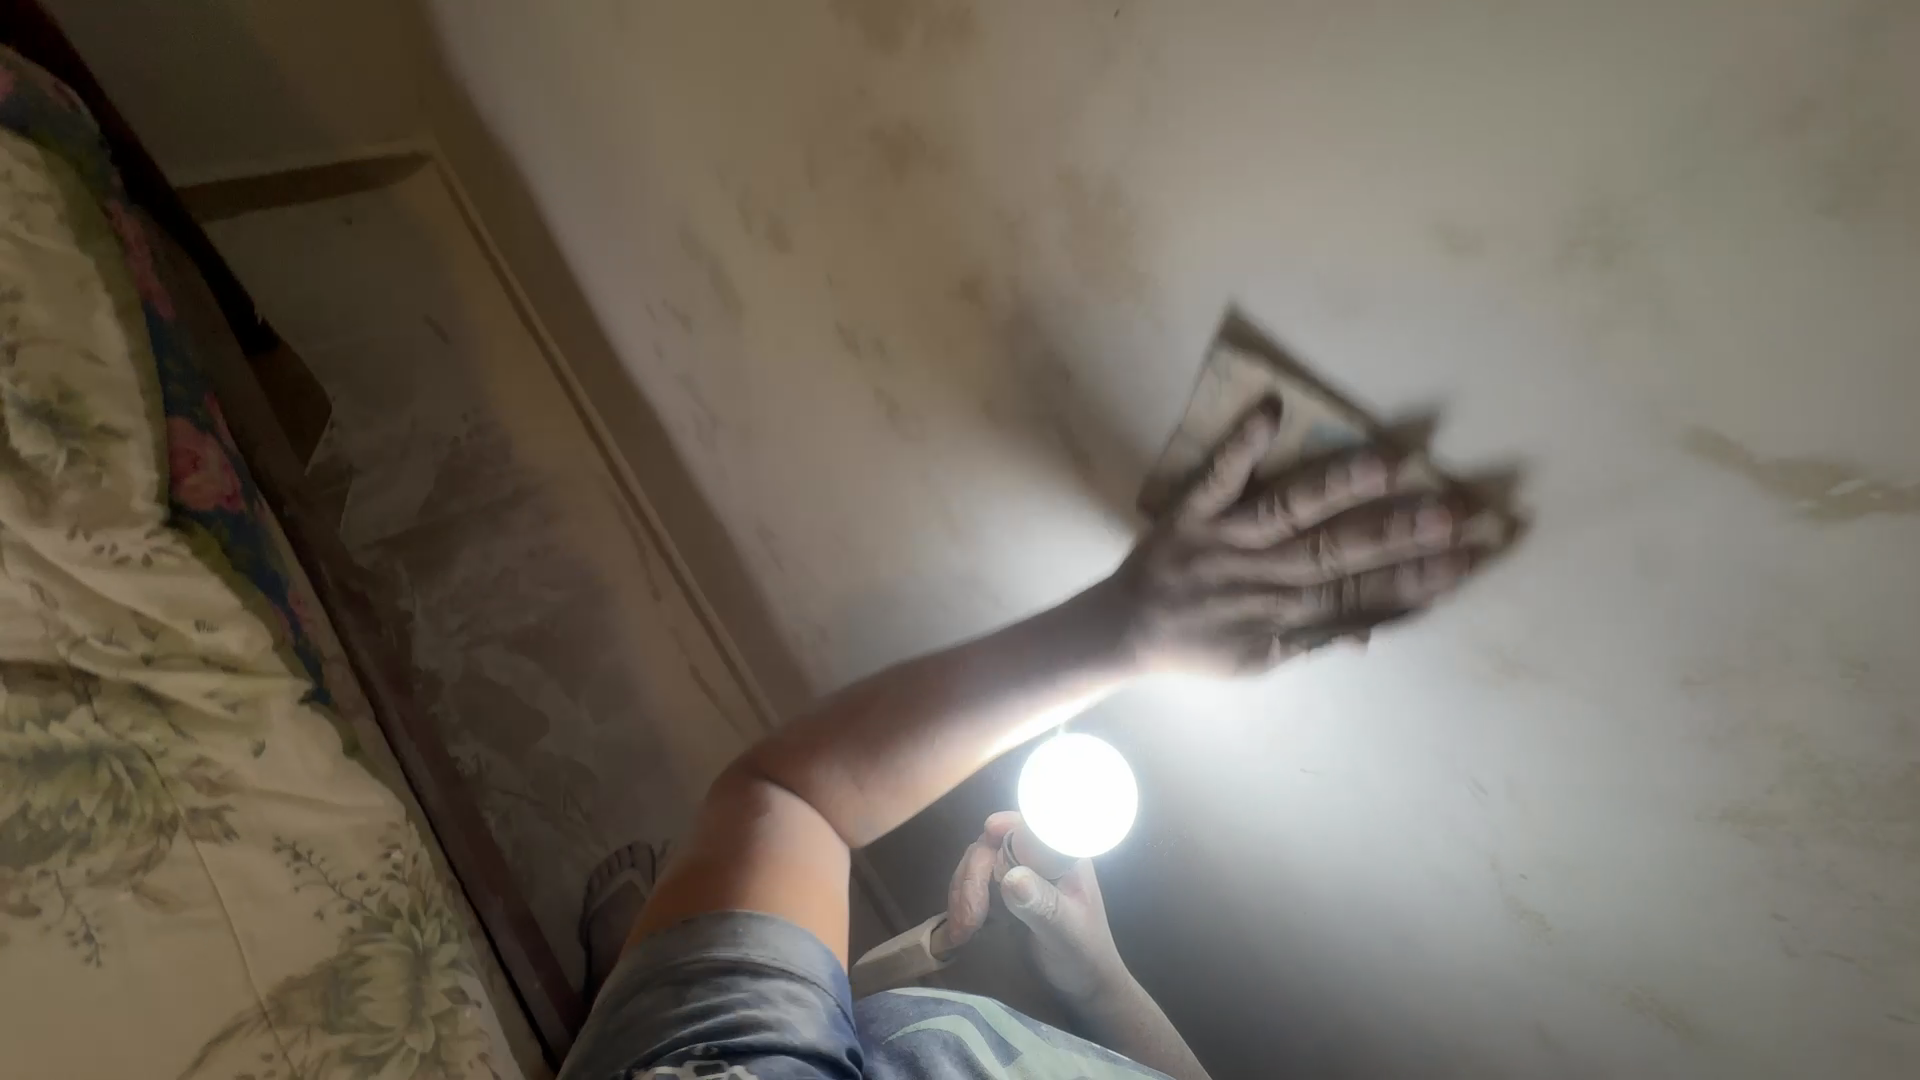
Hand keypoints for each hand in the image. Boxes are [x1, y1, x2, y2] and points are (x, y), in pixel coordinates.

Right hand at [942, 812, 1128, 1004]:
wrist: (1085, 986)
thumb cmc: (1086, 955)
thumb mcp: (1067, 932)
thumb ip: (1042, 905)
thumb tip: (1009, 878)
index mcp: (1060, 853)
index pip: (1027, 824)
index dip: (1004, 825)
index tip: (987, 835)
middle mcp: (1037, 855)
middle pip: (993, 844)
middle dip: (973, 876)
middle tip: (967, 920)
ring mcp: (1020, 872)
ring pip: (979, 863)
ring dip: (963, 892)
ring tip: (961, 931)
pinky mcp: (1005, 891)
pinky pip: (975, 883)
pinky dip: (962, 901)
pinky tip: (961, 929)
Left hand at [1096, 399, 1482, 675]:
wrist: (1124, 630)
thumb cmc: (1198, 646)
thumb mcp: (1258, 662)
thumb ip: (1314, 643)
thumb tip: (1376, 632)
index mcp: (1281, 615)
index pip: (1362, 597)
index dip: (1417, 581)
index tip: (1472, 560)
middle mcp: (1259, 575)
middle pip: (1337, 553)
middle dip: (1398, 535)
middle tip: (1456, 513)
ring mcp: (1223, 540)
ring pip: (1288, 512)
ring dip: (1338, 489)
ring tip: (1388, 464)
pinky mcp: (1189, 514)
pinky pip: (1216, 478)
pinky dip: (1241, 446)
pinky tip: (1271, 411)